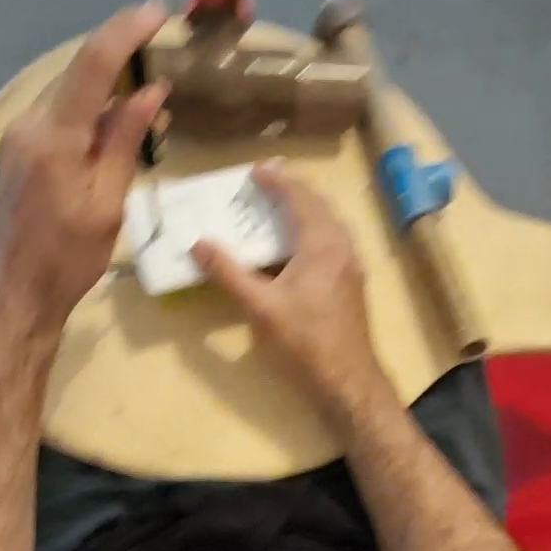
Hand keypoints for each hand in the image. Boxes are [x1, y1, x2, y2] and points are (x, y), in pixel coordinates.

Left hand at [0, 1, 170, 321]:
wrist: (15, 295)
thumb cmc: (68, 261)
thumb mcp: (107, 205)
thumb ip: (124, 144)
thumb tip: (149, 93)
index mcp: (55, 137)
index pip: (93, 65)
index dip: (126, 32)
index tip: (158, 13)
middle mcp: (29, 126)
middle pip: (79, 81)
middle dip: (120, 73)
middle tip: (160, 86)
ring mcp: (18, 140)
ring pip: (68, 104)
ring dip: (105, 105)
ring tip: (143, 122)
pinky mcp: (16, 157)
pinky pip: (56, 125)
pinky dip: (86, 126)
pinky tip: (108, 145)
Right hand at [191, 161, 390, 415]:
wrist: (348, 379)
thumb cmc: (305, 341)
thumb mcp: (261, 308)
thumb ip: (229, 273)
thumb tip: (198, 244)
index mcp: (321, 243)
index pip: (299, 197)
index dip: (277, 181)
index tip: (255, 171)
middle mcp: (342, 245)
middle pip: (319, 204)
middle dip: (292, 190)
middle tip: (266, 183)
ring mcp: (351, 264)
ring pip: (329, 223)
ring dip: (305, 210)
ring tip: (280, 208)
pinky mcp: (352, 282)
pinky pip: (333, 241)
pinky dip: (313, 231)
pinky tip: (297, 247)